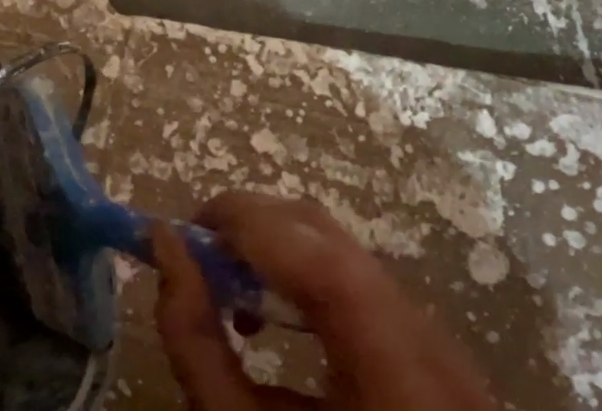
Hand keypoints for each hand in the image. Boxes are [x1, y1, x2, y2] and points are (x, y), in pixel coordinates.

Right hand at [151, 192, 495, 410]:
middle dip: (250, 228)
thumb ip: (194, 338)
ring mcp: (436, 340)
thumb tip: (165, 242)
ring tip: (229, 291)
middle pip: (327, 236)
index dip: (245, 226)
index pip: (321, 261)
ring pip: (339, 248)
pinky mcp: (429, 343)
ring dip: (271, 248)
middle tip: (194, 259)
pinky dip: (301, 272)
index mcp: (393, 375)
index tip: (180, 232)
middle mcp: (427, 342)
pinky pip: (357, 276)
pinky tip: (274, 314)